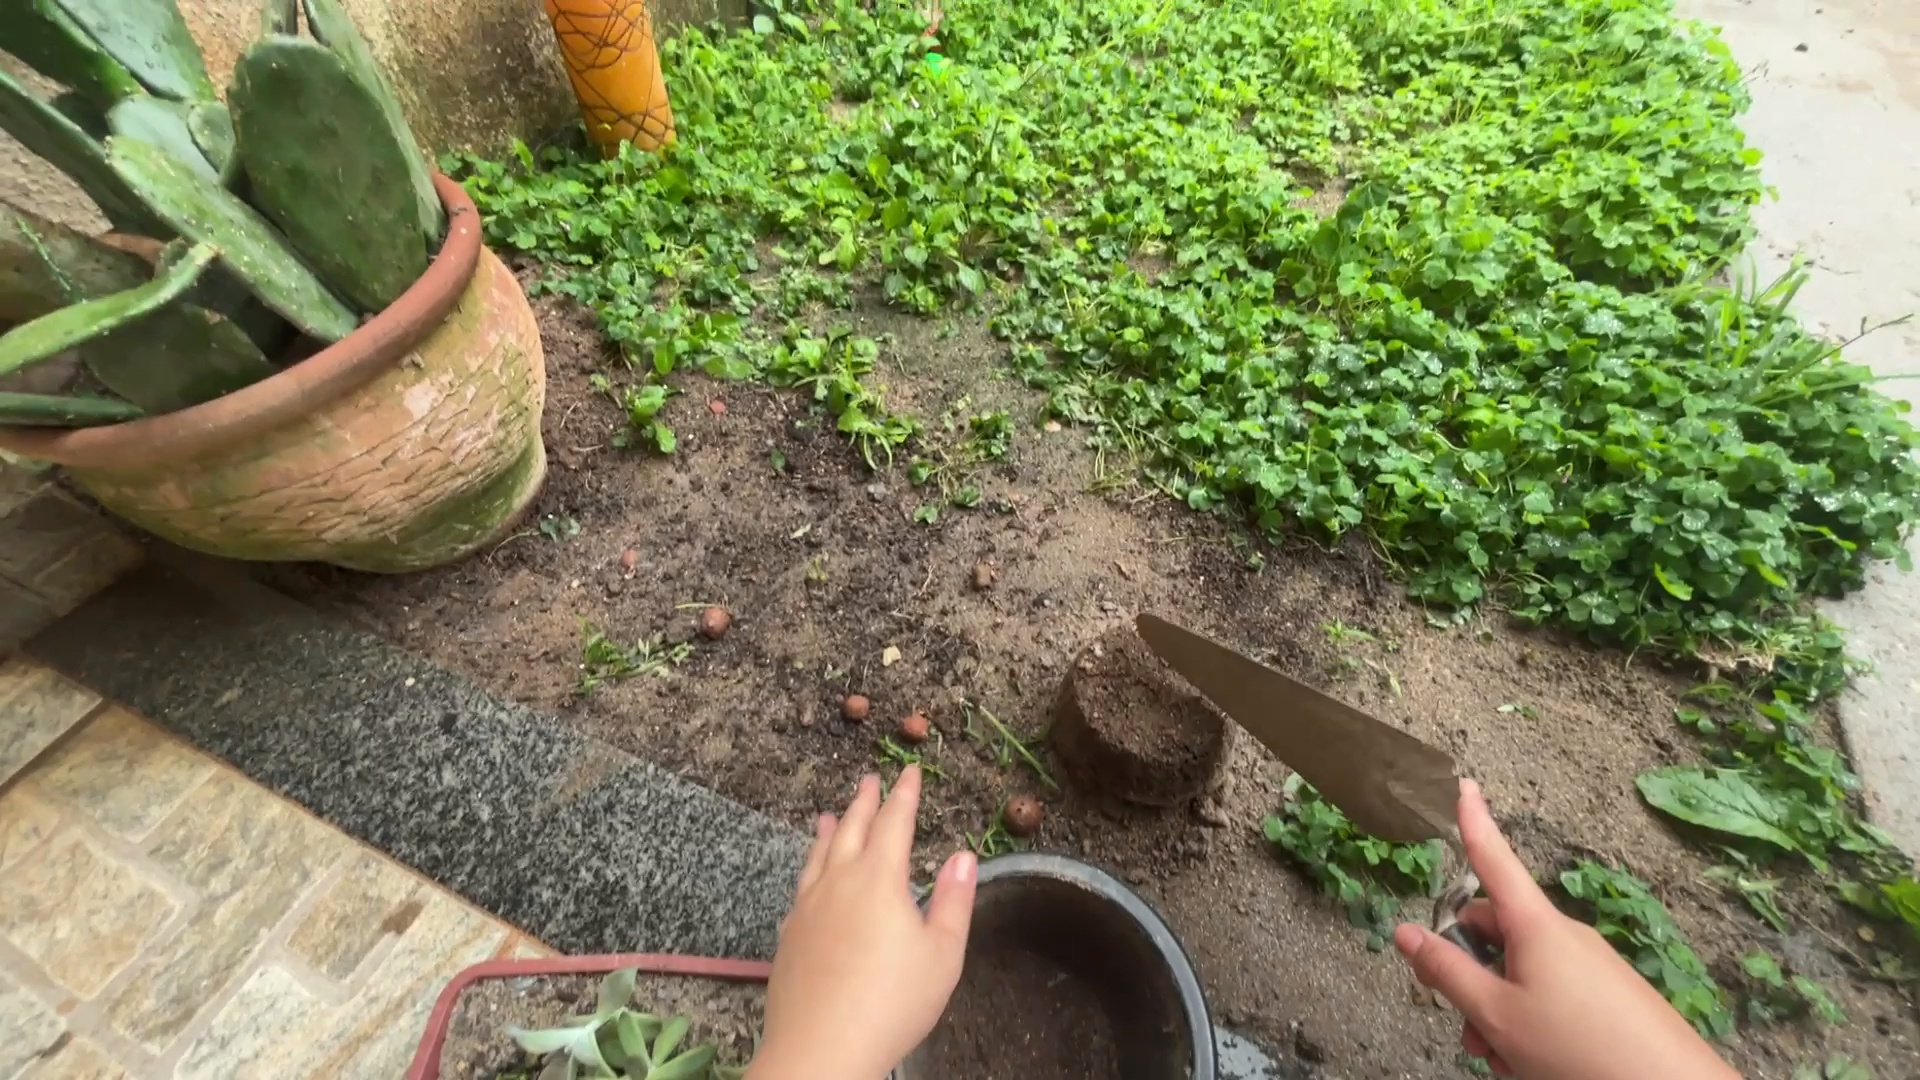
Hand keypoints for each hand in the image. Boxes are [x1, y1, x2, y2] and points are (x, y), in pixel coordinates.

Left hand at [746, 766, 976, 1079]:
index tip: (909, 770)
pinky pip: (801, 885)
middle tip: (869, 779)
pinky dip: (809, 866)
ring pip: (819, 853)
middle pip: (852, 828)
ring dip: (829, 829)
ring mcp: (809, 906)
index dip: (905, 794)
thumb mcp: (941, 955)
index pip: (895, 822)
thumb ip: (953, 901)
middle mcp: (840, 881)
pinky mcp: (789, 934)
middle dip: (864, 801)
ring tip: (828, 814)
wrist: (818, 1054)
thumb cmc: (891, 1003)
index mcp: (879, 878)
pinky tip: (810, 876)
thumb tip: (963, 855)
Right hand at [1393, 779, 1738, 1079]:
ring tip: (1499, 1058)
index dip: (1474, 820)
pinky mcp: (1617, 1002)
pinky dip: (1533, 1021)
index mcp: (1535, 925)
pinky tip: (1533, 1063)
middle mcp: (1564, 936)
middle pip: (1495, 933)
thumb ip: (1445, 971)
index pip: (1492, 858)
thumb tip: (1403, 931)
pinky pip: (1555, 995)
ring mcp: (1594, 969)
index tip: (1464, 783)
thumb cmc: (1583, 1052)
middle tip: (1463, 1021)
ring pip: (1522, 972)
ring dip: (1498, 1007)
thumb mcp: (1497, 1016)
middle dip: (1469, 970)